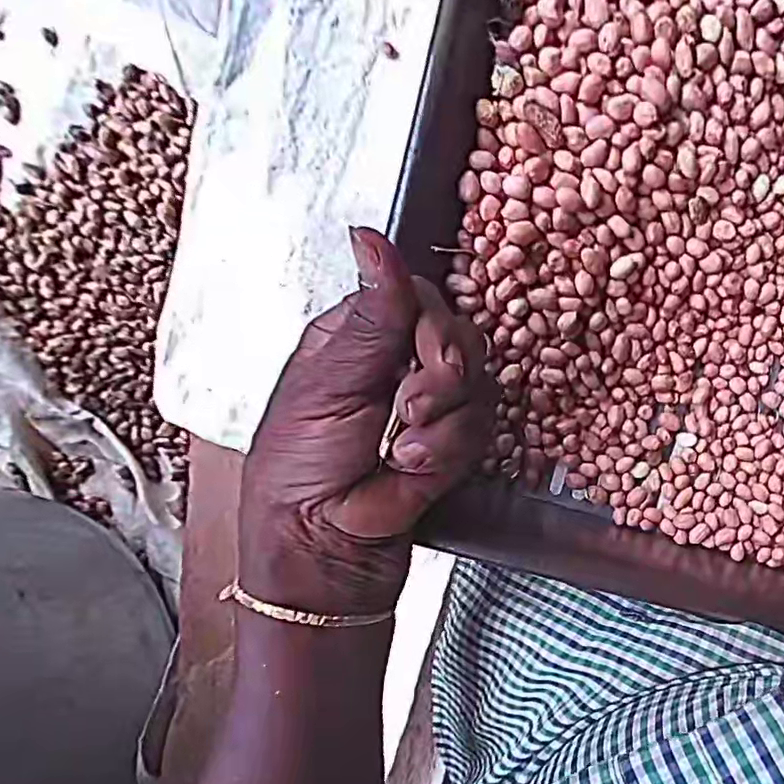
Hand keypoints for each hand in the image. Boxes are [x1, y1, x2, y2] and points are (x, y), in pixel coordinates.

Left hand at [239, 227, 492, 615]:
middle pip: (459, 337)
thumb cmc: (301, 467)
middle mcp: (402, 366)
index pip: (421, 299)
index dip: (432, 322)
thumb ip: (371, 318)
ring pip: (478, 384)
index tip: (420, 350)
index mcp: (362, 338)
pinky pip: (482, 426)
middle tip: (410, 408)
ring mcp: (434, 405)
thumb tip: (372, 238)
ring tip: (399, 450)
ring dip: (443, 422)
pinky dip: (450, 449)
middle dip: (442, 376)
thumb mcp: (328, 384)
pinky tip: (414, 467)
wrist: (324, 545)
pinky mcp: (456, 442)